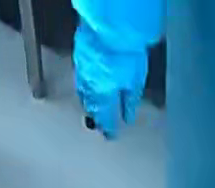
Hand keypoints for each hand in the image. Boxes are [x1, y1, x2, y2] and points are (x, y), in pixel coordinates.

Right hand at [73, 23, 146, 138]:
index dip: (108, 129)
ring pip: (83, 92)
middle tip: (99, 125)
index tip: (110, 135)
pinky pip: (80, 76)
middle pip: (91, 107)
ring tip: (91, 109)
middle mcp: (89, 84)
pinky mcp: (79, 53)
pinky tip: (87, 86)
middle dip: (95, 117)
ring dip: (87, 102)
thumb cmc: (125, 52)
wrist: (112, 24)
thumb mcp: (134, 84)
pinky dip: (83, 85)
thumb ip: (129, 102)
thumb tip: (127, 117)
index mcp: (103, 95)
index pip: (105, 119)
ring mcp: (82, 68)